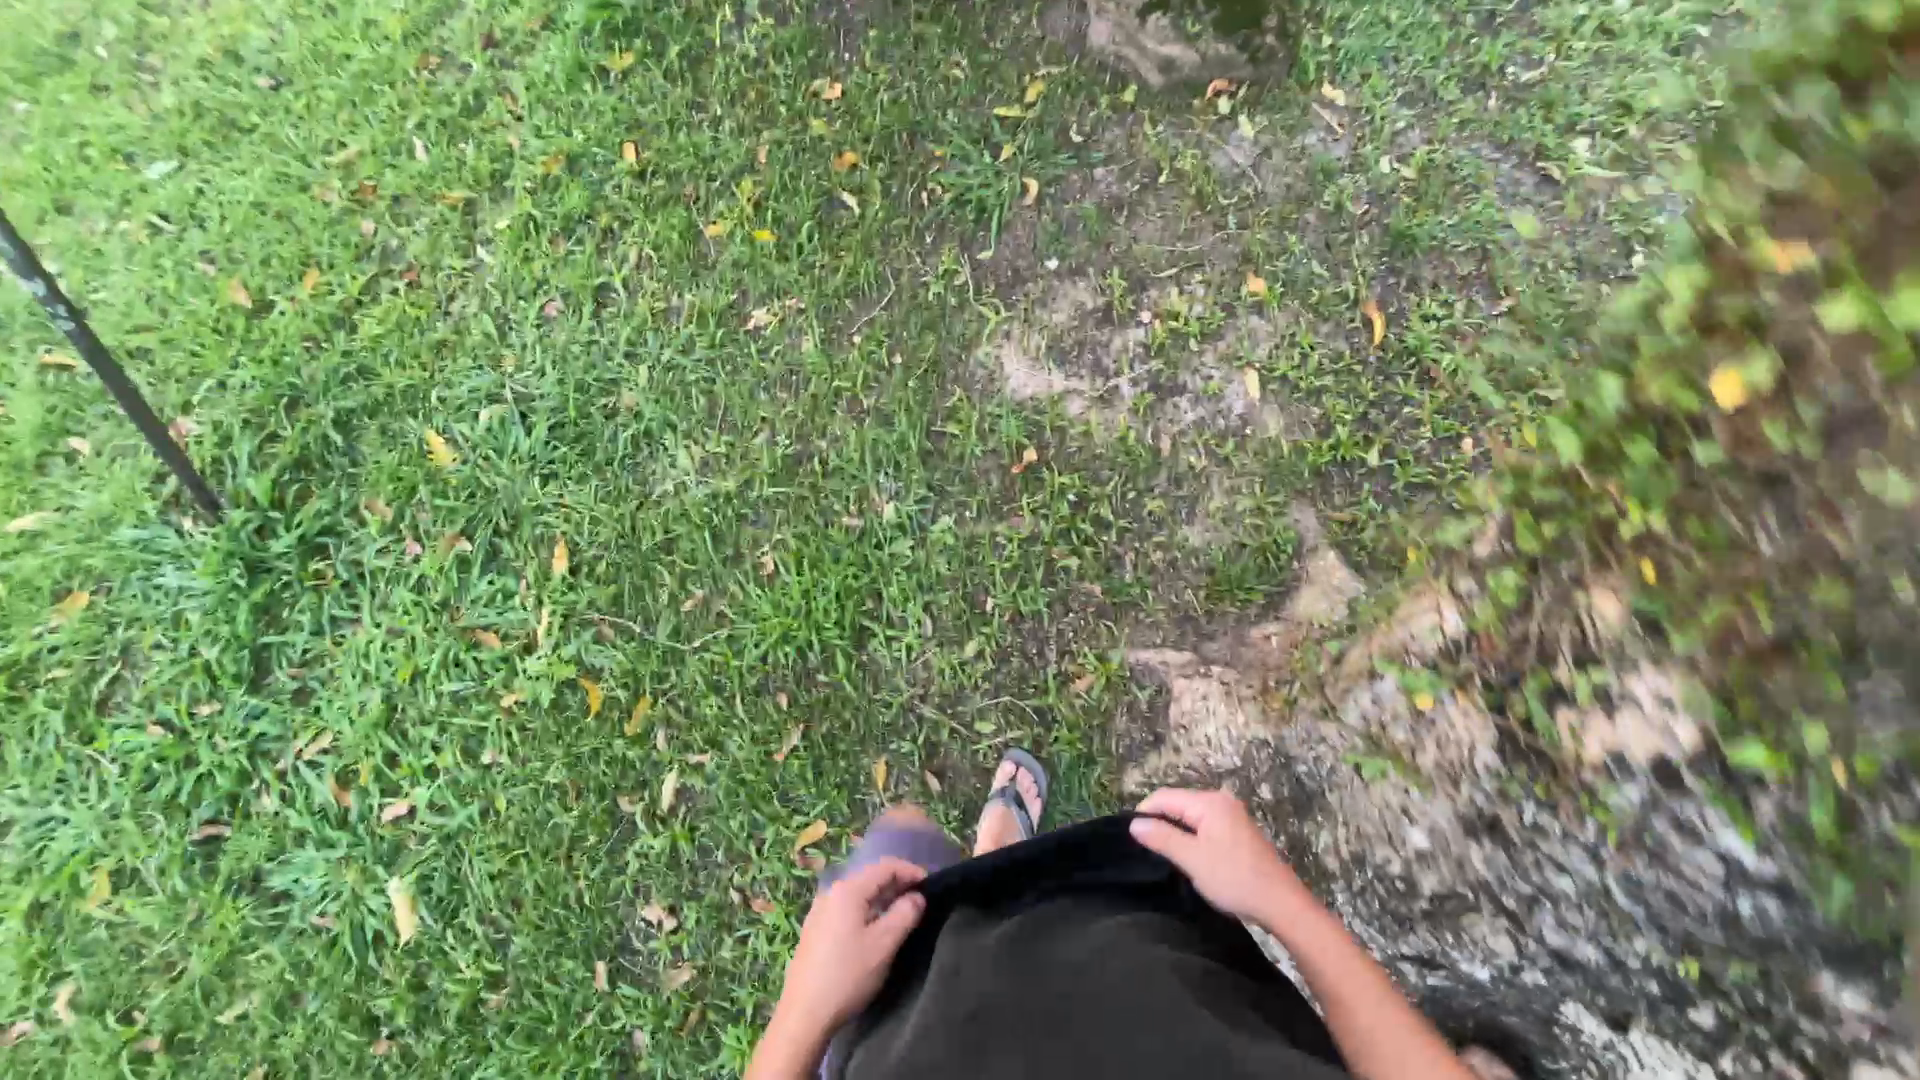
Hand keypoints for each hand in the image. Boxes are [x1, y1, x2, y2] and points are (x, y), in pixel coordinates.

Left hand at [773, 857, 927, 1035]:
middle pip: (870, 877)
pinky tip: (875, 928)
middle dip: (897, 884)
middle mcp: (831, 893)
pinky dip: (867, 910)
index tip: (931, 885)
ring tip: (902, 914)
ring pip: (858, 894)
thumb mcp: (883, 944)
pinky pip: (847, 909)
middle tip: (920, 900)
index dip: (911, 871)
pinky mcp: (815, 930)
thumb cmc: (847, 975)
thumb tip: (917, 896)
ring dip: (882, 898)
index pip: (885, 866)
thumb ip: (905, 914)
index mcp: (848, 890)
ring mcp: (819, 911)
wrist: (804, 1015)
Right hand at [1130, 787, 1316, 924]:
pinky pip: (1205, 825)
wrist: (1282, 904)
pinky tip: (1190, 857)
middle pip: (1177, 803)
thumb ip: (1162, 838)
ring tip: (1166, 855)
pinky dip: (1192, 836)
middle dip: (1160, 823)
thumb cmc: (1234, 879)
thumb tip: (1134, 824)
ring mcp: (1232, 815)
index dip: (1144, 814)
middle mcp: (1221, 801)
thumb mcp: (1192, 859)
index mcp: (1209, 802)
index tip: (1132, 838)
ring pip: (1191, 816)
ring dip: (1176, 832)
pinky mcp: (1238, 831)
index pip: (1164, 797)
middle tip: (1147, 850)